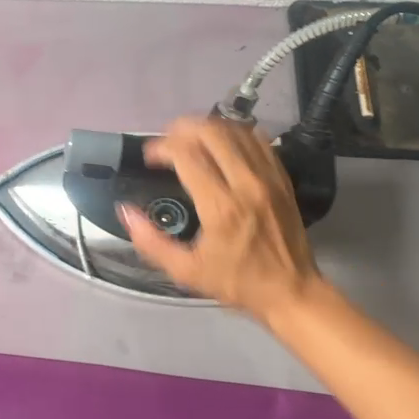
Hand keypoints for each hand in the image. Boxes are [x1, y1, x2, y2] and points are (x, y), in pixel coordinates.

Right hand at [120, 116, 322, 319]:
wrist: (292, 291)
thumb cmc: (237, 282)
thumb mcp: (186, 271)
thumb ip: (151, 242)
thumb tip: (126, 212)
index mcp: (221, 207)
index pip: (187, 156)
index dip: (162, 147)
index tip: (149, 157)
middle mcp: (247, 184)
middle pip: (212, 133)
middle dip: (183, 129)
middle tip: (167, 142)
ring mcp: (268, 178)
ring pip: (236, 130)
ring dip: (208, 128)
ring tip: (190, 139)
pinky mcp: (282, 178)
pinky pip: (258, 140)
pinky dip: (235, 134)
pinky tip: (221, 144)